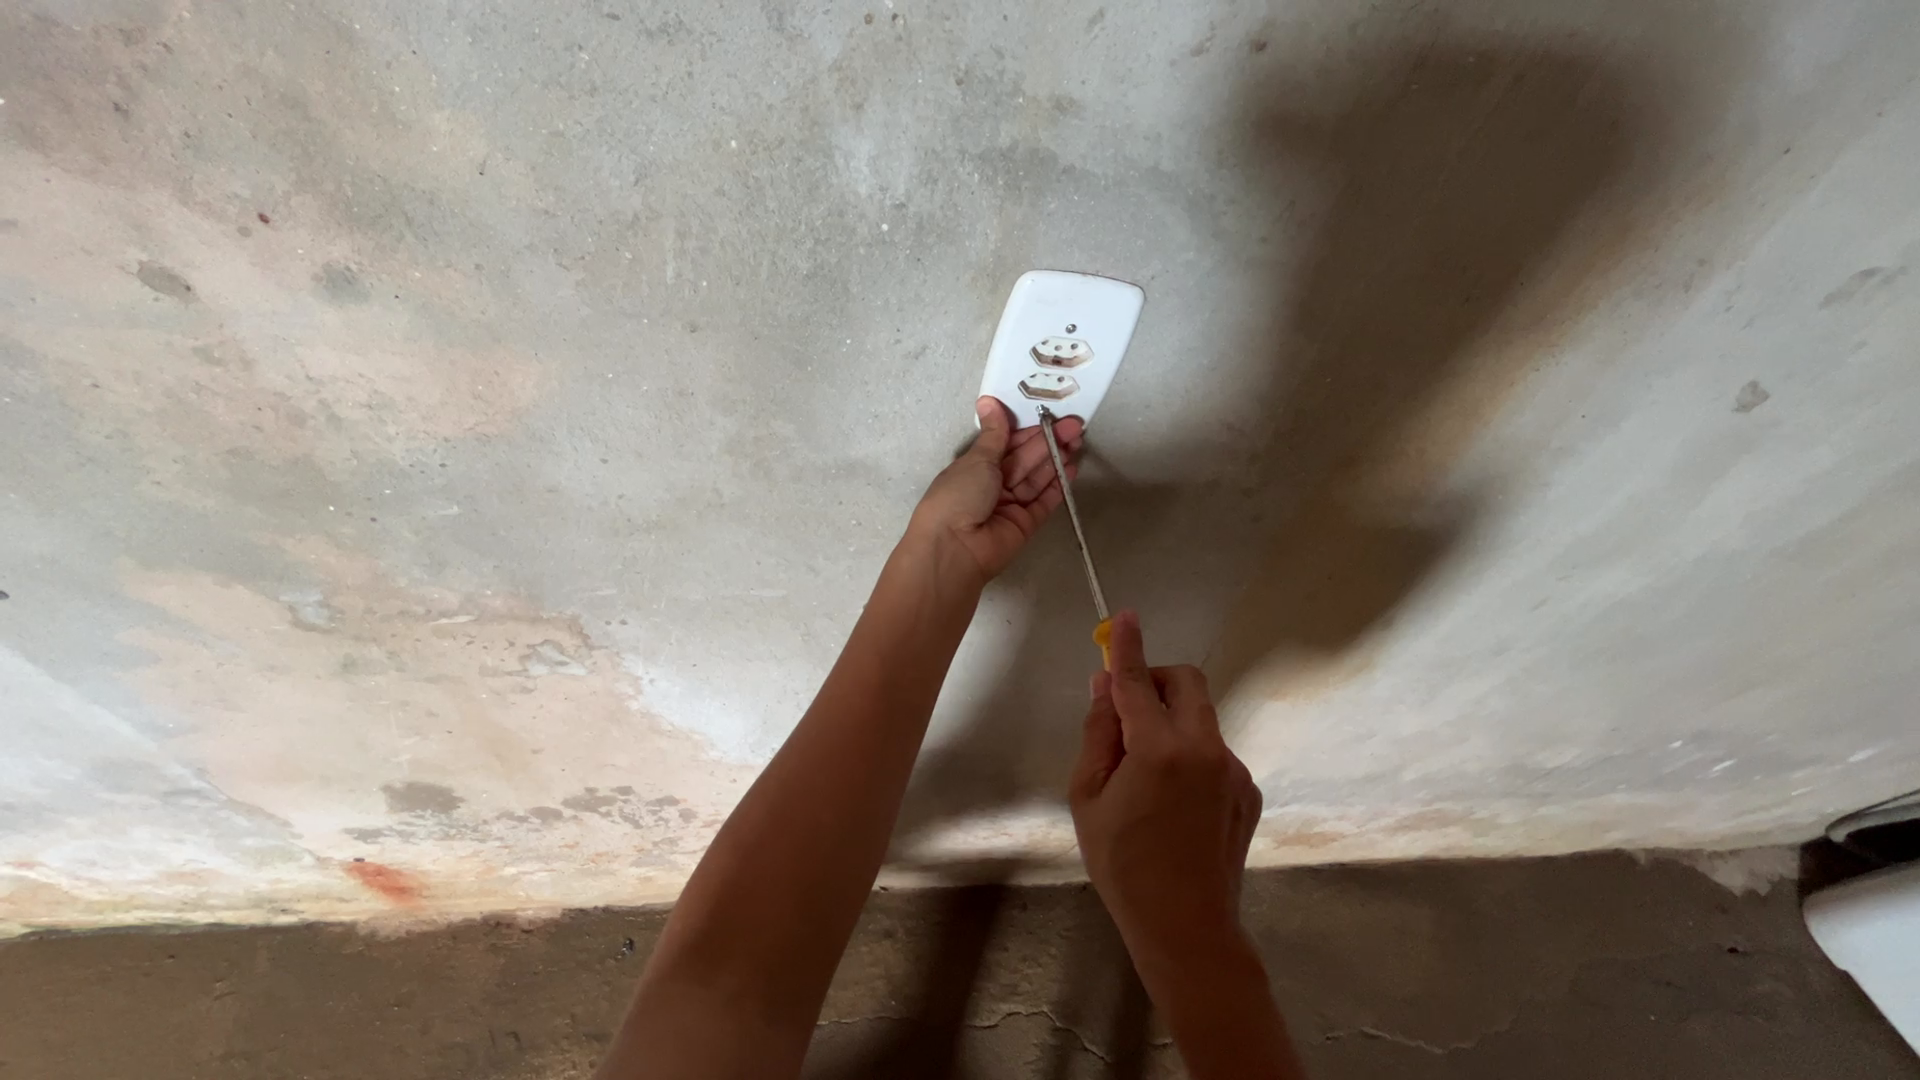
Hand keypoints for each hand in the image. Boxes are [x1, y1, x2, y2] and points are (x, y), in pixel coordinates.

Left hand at [907, 396, 1082, 583]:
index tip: (1049, 414)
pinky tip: (1071, 468)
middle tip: (1075, 425)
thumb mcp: (976, 459)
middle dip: (1048, 441)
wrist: (954, 549)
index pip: (1006, 443)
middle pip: (1025, 459)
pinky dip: (1058, 486)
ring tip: (1077, 441)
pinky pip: (1044, 501)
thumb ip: (994, 434)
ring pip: (1037, 478)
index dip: (1028, 429)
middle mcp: (993, 485)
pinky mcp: (1025, 524)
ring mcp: (1010, 505)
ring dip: (1056, 459)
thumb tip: (988, 401)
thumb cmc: (957, 497)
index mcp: (975, 467)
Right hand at [1069, 611, 1262, 972]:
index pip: (1135, 681)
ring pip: (1199, 717)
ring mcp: (1233, 768)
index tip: (1125, 616)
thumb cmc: (1122, 864)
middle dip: (1155, 679)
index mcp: (1159, 749)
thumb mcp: (1087, 797)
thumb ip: (1098, 734)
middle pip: (1185, 681)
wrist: (1186, 926)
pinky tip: (1174, 799)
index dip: (1126, 645)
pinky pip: (1213, 750)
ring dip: (1170, 720)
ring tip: (1146, 772)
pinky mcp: (1248, 788)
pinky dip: (1189, 753)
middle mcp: (1204, 747)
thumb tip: (1105, 688)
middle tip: (1128, 707)